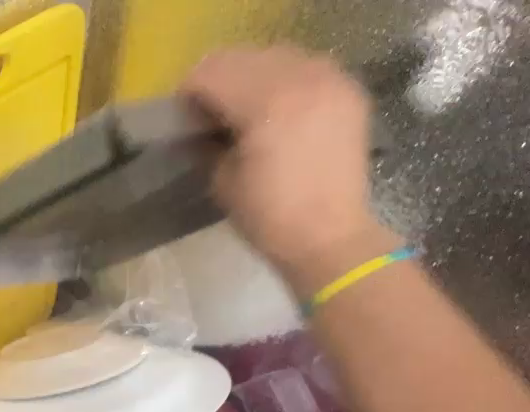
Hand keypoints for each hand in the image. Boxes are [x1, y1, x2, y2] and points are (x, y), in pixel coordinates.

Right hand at [183, 47, 395, 292]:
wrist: (328, 237)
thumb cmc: (268, 218)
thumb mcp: (223, 182)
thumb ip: (207, 144)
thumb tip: (197, 129)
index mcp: (265, 101)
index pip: (211, 72)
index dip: (189, 93)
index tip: (183, 119)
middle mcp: (301, 77)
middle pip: (243, 56)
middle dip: (219, 82)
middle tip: (209, 117)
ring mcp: (329, 79)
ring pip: (275, 56)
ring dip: (252, 78)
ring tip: (244, 114)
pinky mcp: (347, 90)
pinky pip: (306, 67)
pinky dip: (283, 82)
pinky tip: (277, 113)